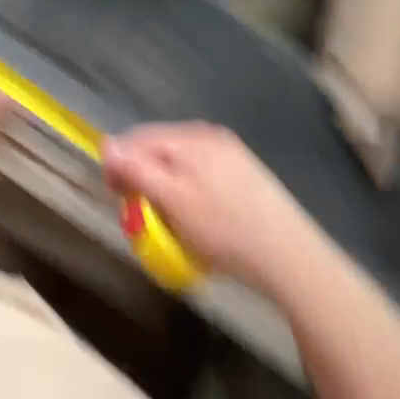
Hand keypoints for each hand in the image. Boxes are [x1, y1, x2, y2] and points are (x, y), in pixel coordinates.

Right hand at [104, 122, 329, 294]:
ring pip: (178, 164)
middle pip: (157, 149)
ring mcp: (231, 155)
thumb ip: (137, 170)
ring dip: (163, 186)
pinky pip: (200, 174)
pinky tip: (195, 217)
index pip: (136, 140)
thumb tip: (106, 144)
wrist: (293, 261)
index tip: (115, 198)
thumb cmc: (226, 230)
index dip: (118, 166)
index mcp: (191, 139)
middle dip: (141, 177)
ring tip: (167, 218)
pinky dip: (186, 192)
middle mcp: (210, 137)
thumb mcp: (173, 201)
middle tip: (140, 213)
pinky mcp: (245, 175)